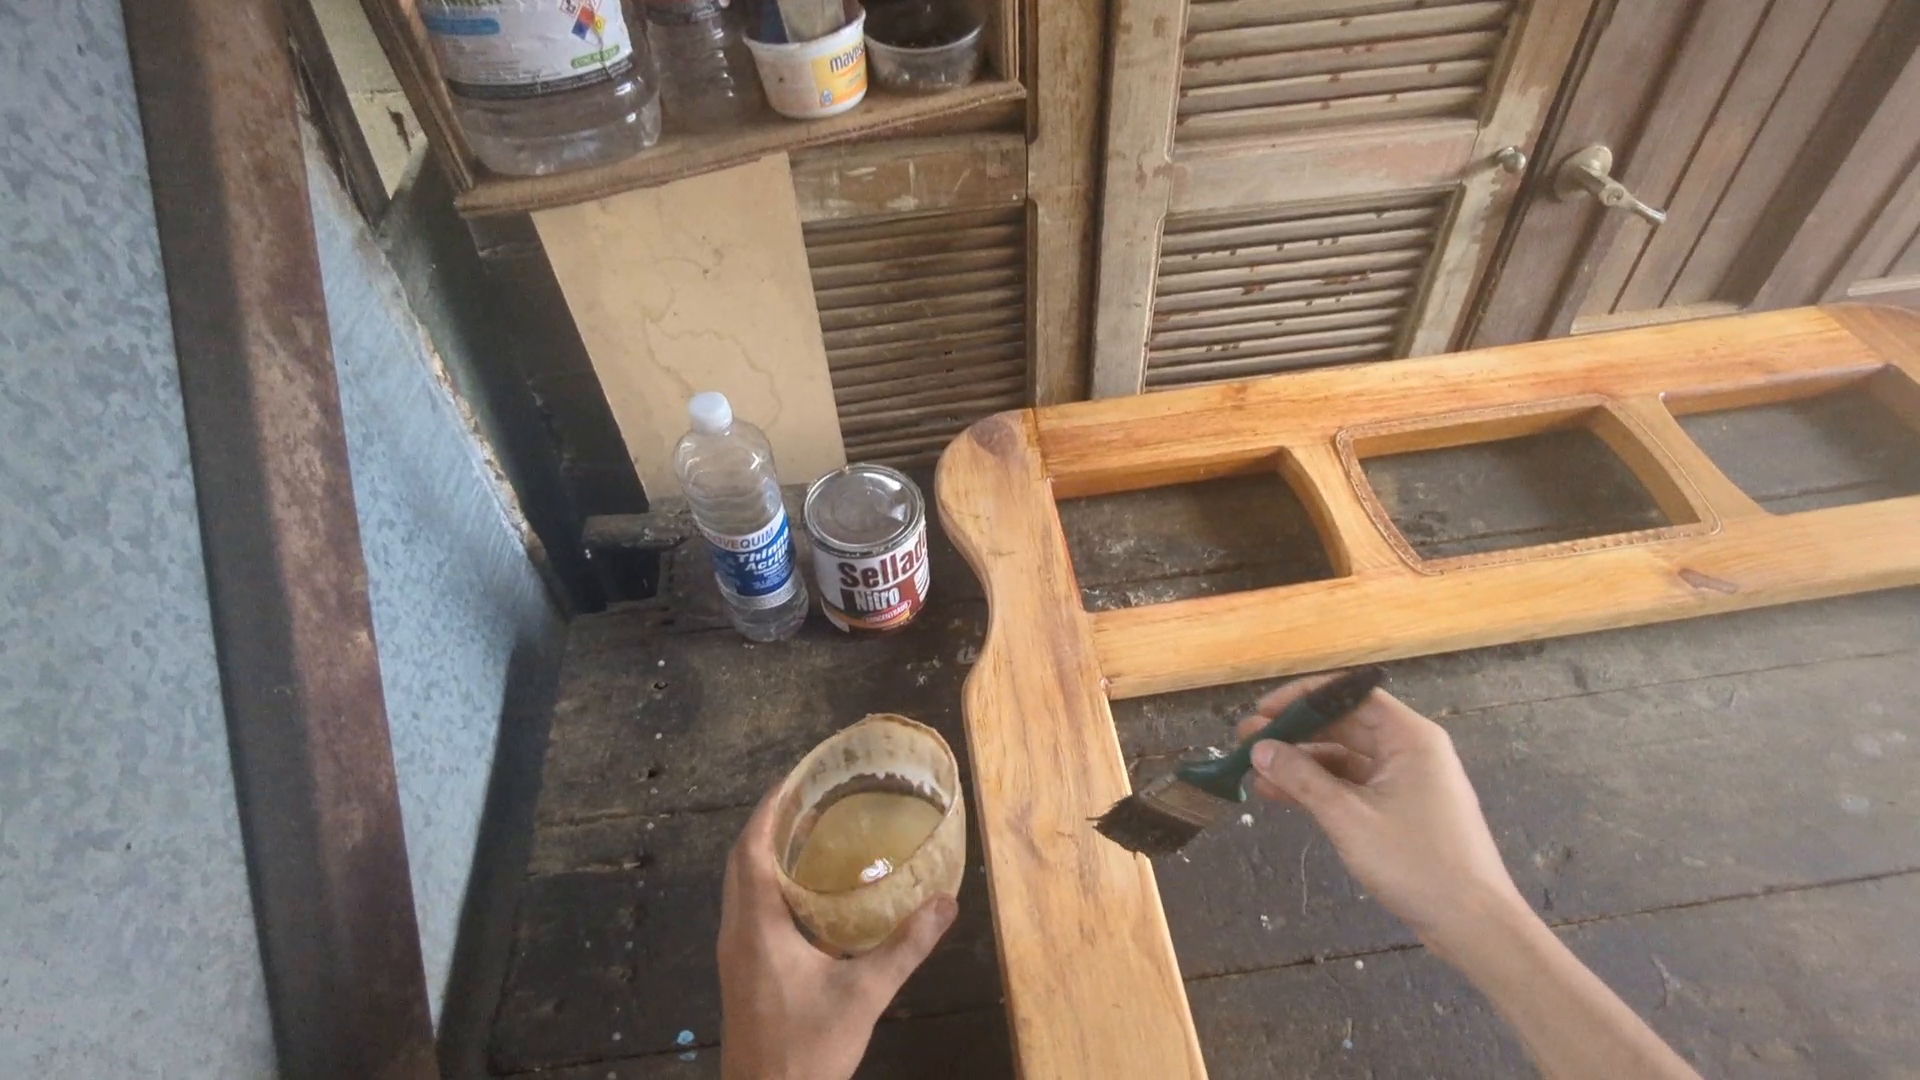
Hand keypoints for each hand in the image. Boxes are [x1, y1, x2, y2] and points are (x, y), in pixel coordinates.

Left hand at [718, 787, 958, 1079]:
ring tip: (809, 829)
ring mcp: (735, 952)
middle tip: (810, 795)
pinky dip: (769, 879)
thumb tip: (945, 901)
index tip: (796, 777)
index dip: (769, 808)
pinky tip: (807, 887)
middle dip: (770, 822)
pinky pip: (748, 905)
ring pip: (741, 884)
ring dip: (766, 850)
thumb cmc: (807, 1050)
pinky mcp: (741, 969)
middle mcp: (737, 931)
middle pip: (741, 860)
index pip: (750, 850)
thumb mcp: (863, 996)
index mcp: (756, 927)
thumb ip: (905, 947)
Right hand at [1235, 677, 1527, 955]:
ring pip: (1342, 756)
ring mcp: (1405, 781)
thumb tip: (1257, 748)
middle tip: (1246, 739)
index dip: (1303, 697)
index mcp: (1409, 738)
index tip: (1264, 711)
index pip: (1349, 694)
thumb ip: (1300, 777)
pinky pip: (1350, 784)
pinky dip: (1316, 786)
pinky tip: (1278, 794)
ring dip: (1299, 761)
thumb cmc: (1416, 862)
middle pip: (1342, 724)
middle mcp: (1409, 750)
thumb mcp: (1348, 816)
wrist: (1476, 929)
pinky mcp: (1399, 809)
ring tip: (1254, 768)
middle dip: (1293, 731)